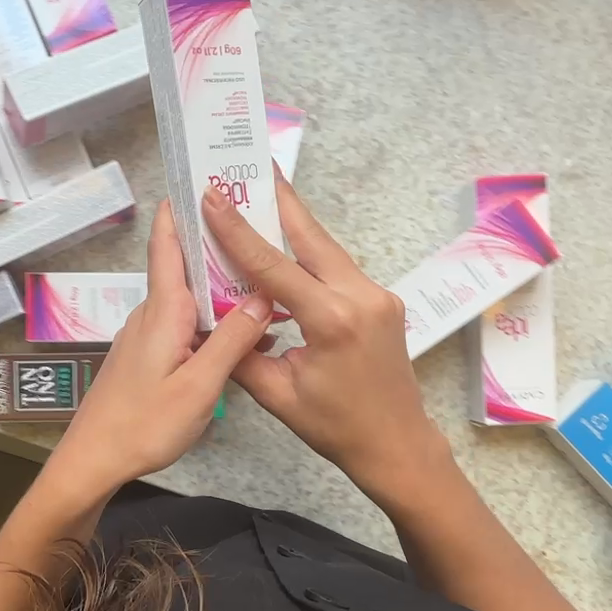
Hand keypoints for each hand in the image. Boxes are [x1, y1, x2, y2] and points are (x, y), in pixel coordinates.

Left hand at [45, 201, 273, 495]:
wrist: (94, 460)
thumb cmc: (144, 424)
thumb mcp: (200, 385)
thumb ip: (232, 339)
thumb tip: (263, 297)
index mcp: (164, 311)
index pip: (169, 244)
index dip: (183, 209)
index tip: (204, 179)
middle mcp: (153, 315)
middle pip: (188, 268)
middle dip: (223, 251)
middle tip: (265, 237)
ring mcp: (148, 336)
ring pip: (191, 302)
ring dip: (225, 295)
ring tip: (270, 294)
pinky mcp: (148, 357)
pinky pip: (185, 327)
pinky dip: (214, 325)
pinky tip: (243, 341)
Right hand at [205, 177, 453, 507]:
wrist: (397, 445)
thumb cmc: (335, 428)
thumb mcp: (276, 395)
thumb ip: (242, 351)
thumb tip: (214, 317)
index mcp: (332, 321)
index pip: (274, 266)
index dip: (238, 230)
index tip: (213, 195)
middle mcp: (361, 297)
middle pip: (311, 237)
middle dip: (279, 200)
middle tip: (251, 165)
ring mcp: (378, 296)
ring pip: (326, 250)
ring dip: (294, 226)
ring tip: (263, 198)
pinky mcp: (381, 302)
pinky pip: (338, 270)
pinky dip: (309, 256)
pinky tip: (288, 249)